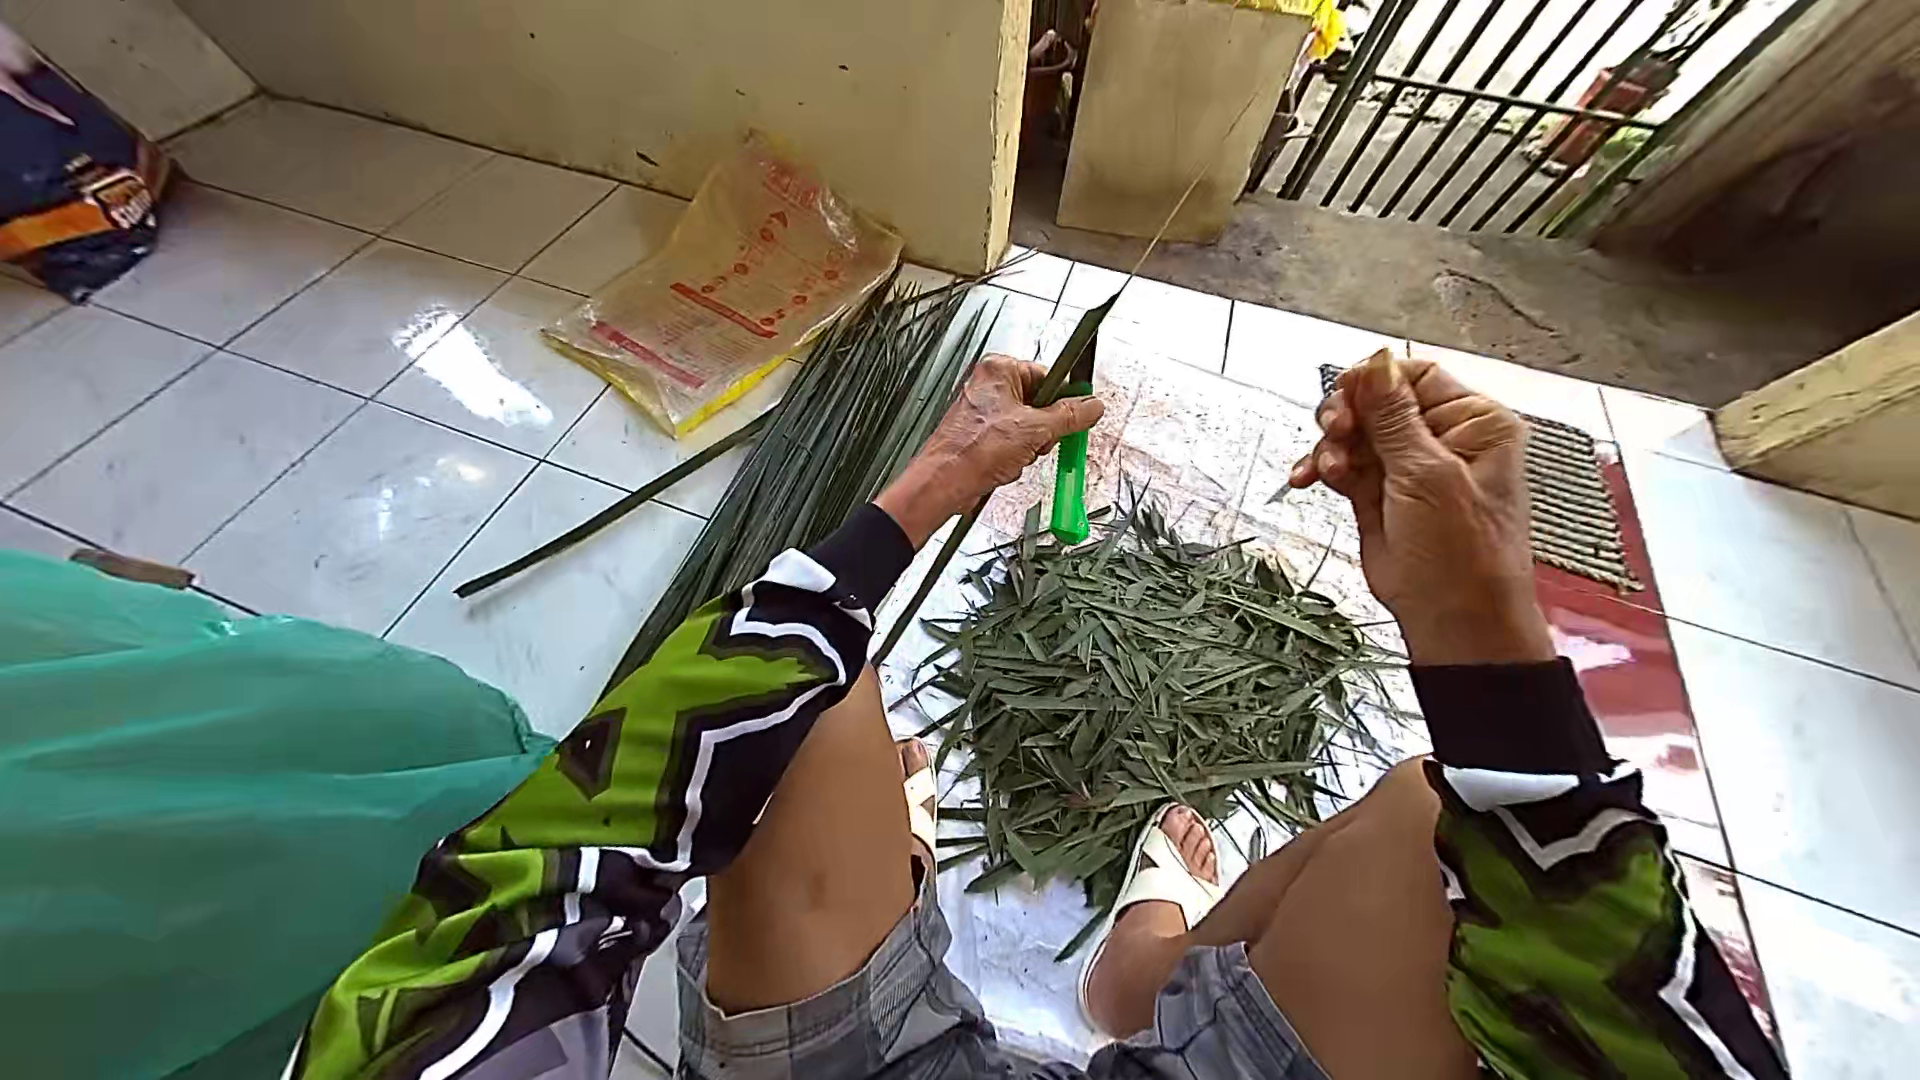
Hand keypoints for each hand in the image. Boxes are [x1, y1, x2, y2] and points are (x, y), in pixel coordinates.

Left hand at [876, 355, 1104, 547]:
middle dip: (1043, 430)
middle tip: (1038, 441)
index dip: (1064, 401)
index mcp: (999, 370)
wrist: (945, 482)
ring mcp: (983, 412)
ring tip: (1016, 455)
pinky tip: (1005, 464)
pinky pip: (1012, 443)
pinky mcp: (980, 436)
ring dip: (1029, 447)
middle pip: (1039, 404)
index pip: (1049, 376)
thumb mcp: (1036, 430)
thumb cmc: (973, 450)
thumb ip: (1069, 416)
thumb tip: (1091, 406)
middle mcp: (988, 386)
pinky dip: (1015, 456)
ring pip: (1028, 428)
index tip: (1077, 414)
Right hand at [1290, 349, 1553, 665]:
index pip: (1415, 378)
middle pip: (1375, 404)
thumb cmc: (1462, 550)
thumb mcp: (1427, 474)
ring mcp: (1403, 467)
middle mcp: (1438, 440)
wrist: (1448, 612)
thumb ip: (1394, 417)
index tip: (1345, 395)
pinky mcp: (1375, 492)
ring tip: (1326, 469)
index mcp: (1472, 424)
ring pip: (1351, 435)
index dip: (1374, 382)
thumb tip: (1376, 364)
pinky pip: (1339, 465)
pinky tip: (1309, 478)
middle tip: (1335, 433)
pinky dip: (1321, 468)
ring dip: (1330, 448)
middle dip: (1347, 417)